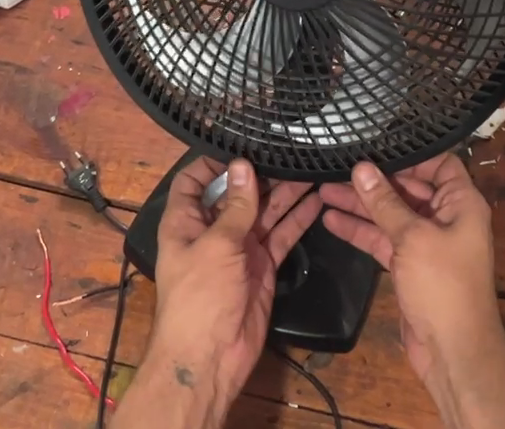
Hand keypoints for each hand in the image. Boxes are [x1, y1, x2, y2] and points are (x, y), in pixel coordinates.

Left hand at [114, 157, 320, 428]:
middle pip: (237, 194)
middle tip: (290, 152)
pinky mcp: (263, 265)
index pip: (194, 181)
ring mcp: (240, 247)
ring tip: (311, 168)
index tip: (241, 145)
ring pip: (264, 211)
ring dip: (285, 192)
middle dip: (261, 174)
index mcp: (186, 221)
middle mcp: (213, 230)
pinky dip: (297, 218)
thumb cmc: (199, 296)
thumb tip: (243, 165)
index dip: (212, 162)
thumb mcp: (216, 245)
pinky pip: (281, 234)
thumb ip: (236, 207)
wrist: (210, 359)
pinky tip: (317, 199)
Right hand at [320, 155, 504, 428]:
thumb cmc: (443, 285)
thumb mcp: (412, 237)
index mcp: (461, 203)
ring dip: (361, 205)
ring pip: (390, 215)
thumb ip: (384, 202)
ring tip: (323, 189)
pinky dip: (361, 230)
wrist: (453, 353)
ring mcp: (426, 243)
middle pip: (408, 188)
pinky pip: (383, 239)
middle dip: (374, 180)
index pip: (439, 164)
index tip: (376, 147)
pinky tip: (331, 220)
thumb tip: (361, 168)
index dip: (411, 155)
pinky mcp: (409, 265)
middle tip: (338, 167)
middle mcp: (446, 218)